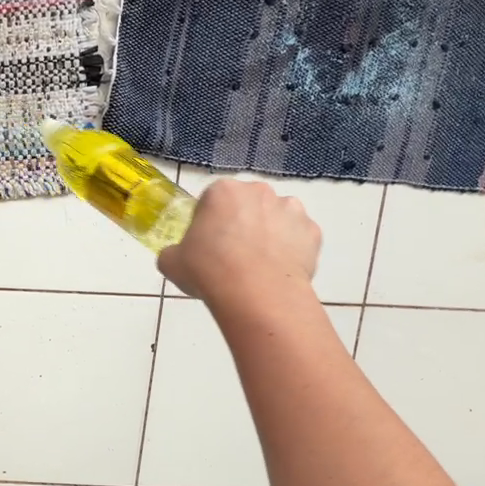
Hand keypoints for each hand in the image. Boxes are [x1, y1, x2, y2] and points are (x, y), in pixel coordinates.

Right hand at [158, 179, 320, 308]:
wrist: (256, 294)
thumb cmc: (207, 270)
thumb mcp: (171, 261)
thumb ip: (176, 250)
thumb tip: (183, 255)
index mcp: (222, 191)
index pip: (211, 200)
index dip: (206, 221)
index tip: (204, 242)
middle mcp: (260, 191)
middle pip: (246, 204)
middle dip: (240, 221)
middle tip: (229, 252)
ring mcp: (291, 210)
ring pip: (275, 217)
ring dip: (267, 232)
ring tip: (256, 262)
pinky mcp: (313, 232)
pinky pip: (296, 237)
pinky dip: (289, 249)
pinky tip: (275, 269)